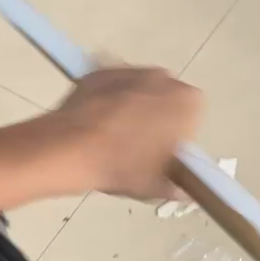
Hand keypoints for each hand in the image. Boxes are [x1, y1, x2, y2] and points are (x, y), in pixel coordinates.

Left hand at [50, 65, 201, 199]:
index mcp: (187, 102)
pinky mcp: (96, 72)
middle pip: (165, 98)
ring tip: (111, 134)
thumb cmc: (120, 166)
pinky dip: (105, 98)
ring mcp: (127, 70)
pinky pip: (110, 85)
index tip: (161, 151)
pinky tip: (94, 121)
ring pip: (138, 89)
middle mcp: (162, 78)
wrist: (68, 149)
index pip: (192, 117)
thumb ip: (174, 185)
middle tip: (136, 143)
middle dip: (156, 116)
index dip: (177, 135)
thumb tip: (180, 190)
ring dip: (132, 105)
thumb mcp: (155, 186)